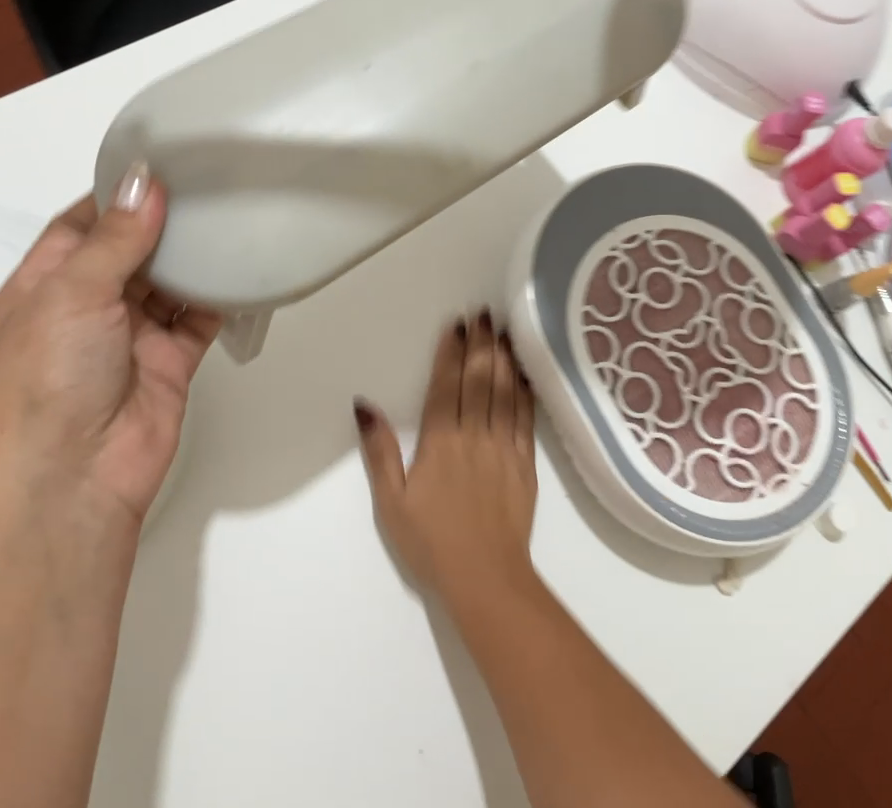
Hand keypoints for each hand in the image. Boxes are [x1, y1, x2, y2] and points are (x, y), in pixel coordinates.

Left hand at [0, 164, 222, 526]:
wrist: (70, 476)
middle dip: (166, 220)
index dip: (120, 194)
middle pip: (133, 250)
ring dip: (195, 255)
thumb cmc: (47, 376)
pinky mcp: (173, 361)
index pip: (84, 224)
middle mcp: (89, 305)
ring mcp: (133, 335)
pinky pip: (200, 318)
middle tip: (215, 180)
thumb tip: (145, 181)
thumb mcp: (70, 293)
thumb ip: (115, 238)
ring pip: (170, 282)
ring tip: (235, 212)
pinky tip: (245, 266)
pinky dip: (221, 296)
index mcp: (47, 283)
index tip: (165, 162)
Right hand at [354, 310, 538, 600]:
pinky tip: (523, 373)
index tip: (456, 325)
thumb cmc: (431, 542)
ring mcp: (504, 447)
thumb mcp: (391, 502)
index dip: (451, 352)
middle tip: (483, 315)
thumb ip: (380, 451)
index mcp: (440, 442)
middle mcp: (475, 435)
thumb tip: (365, 406)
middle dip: (480, 344)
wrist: (486, 576)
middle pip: (479, 380)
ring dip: (503, 358)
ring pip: (505, 392)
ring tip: (503, 331)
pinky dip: (524, 390)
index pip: (446, 385)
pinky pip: (525, 417)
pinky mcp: (526, 463)